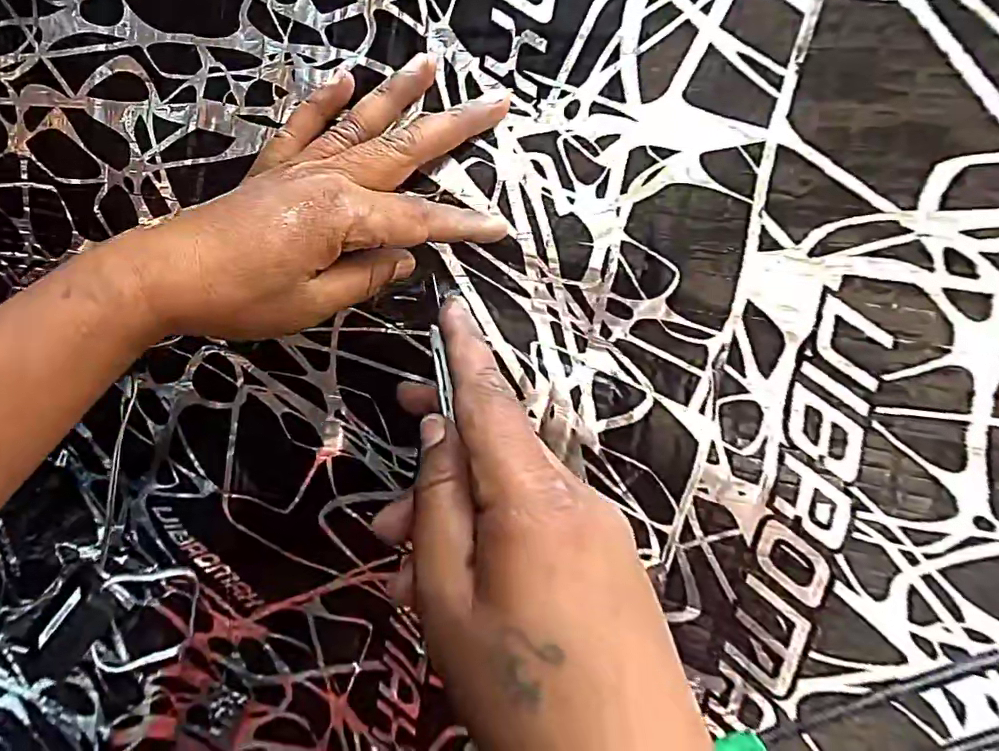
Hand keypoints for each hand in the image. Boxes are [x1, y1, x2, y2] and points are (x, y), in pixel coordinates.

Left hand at [105, 54, 509, 340]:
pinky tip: (341, 77)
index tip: (498, 226)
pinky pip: (300, 126)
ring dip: (396, 93)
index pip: (415, 220)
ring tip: (430, 62)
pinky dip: (320, 100)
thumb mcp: (308, 303)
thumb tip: (404, 260)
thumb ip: (362, 279)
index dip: (458, 225)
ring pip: (357, 124)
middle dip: (451, 127)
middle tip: (496, 100)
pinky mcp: (269, 169)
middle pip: (400, 150)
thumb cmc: (236, 296)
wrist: (167, 272)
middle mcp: (325, 180)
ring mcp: (296, 168)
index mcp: (342, 215)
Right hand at [373, 299, 711, 750]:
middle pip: (491, 455)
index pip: (490, 401)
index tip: (450, 305)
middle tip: (384, 523)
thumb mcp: (446, 593)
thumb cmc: (521, 693)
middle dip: (432, 476)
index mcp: (537, 502)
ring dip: (453, 524)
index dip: (464, 350)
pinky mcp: (614, 567)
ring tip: (411, 583)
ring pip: (508, 497)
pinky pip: (538, 528)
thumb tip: (438, 432)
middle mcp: (580, 503)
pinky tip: (457, 594)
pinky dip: (490, 543)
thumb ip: (438, 502)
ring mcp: (606, 536)